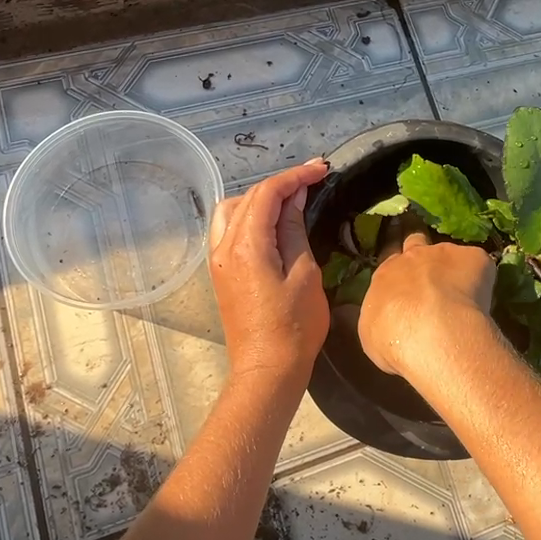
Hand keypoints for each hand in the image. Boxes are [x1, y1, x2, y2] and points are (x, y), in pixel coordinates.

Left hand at [208, 159, 329, 380]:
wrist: (267, 370)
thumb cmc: (294, 327)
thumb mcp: (305, 274)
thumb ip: (294, 230)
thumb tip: (294, 199)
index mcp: (246, 245)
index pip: (267, 193)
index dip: (295, 176)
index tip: (322, 169)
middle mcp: (224, 247)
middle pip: (249, 198)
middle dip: (281, 184)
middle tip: (314, 180)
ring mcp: (218, 260)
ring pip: (233, 210)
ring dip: (261, 198)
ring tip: (292, 200)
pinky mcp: (222, 273)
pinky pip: (229, 229)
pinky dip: (250, 216)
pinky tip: (271, 222)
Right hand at [357, 233, 499, 378]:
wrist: (432, 332)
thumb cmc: (394, 339)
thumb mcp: (372, 331)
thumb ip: (380, 314)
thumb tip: (385, 315)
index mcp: (387, 274)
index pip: (389, 255)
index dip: (397, 257)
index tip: (402, 263)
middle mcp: (414, 257)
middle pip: (415, 239)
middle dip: (420, 245)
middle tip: (430, 262)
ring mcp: (445, 252)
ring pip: (451, 253)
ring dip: (455, 268)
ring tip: (464, 295)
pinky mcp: (475, 257)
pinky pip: (480, 263)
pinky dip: (482, 278)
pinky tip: (483, 299)